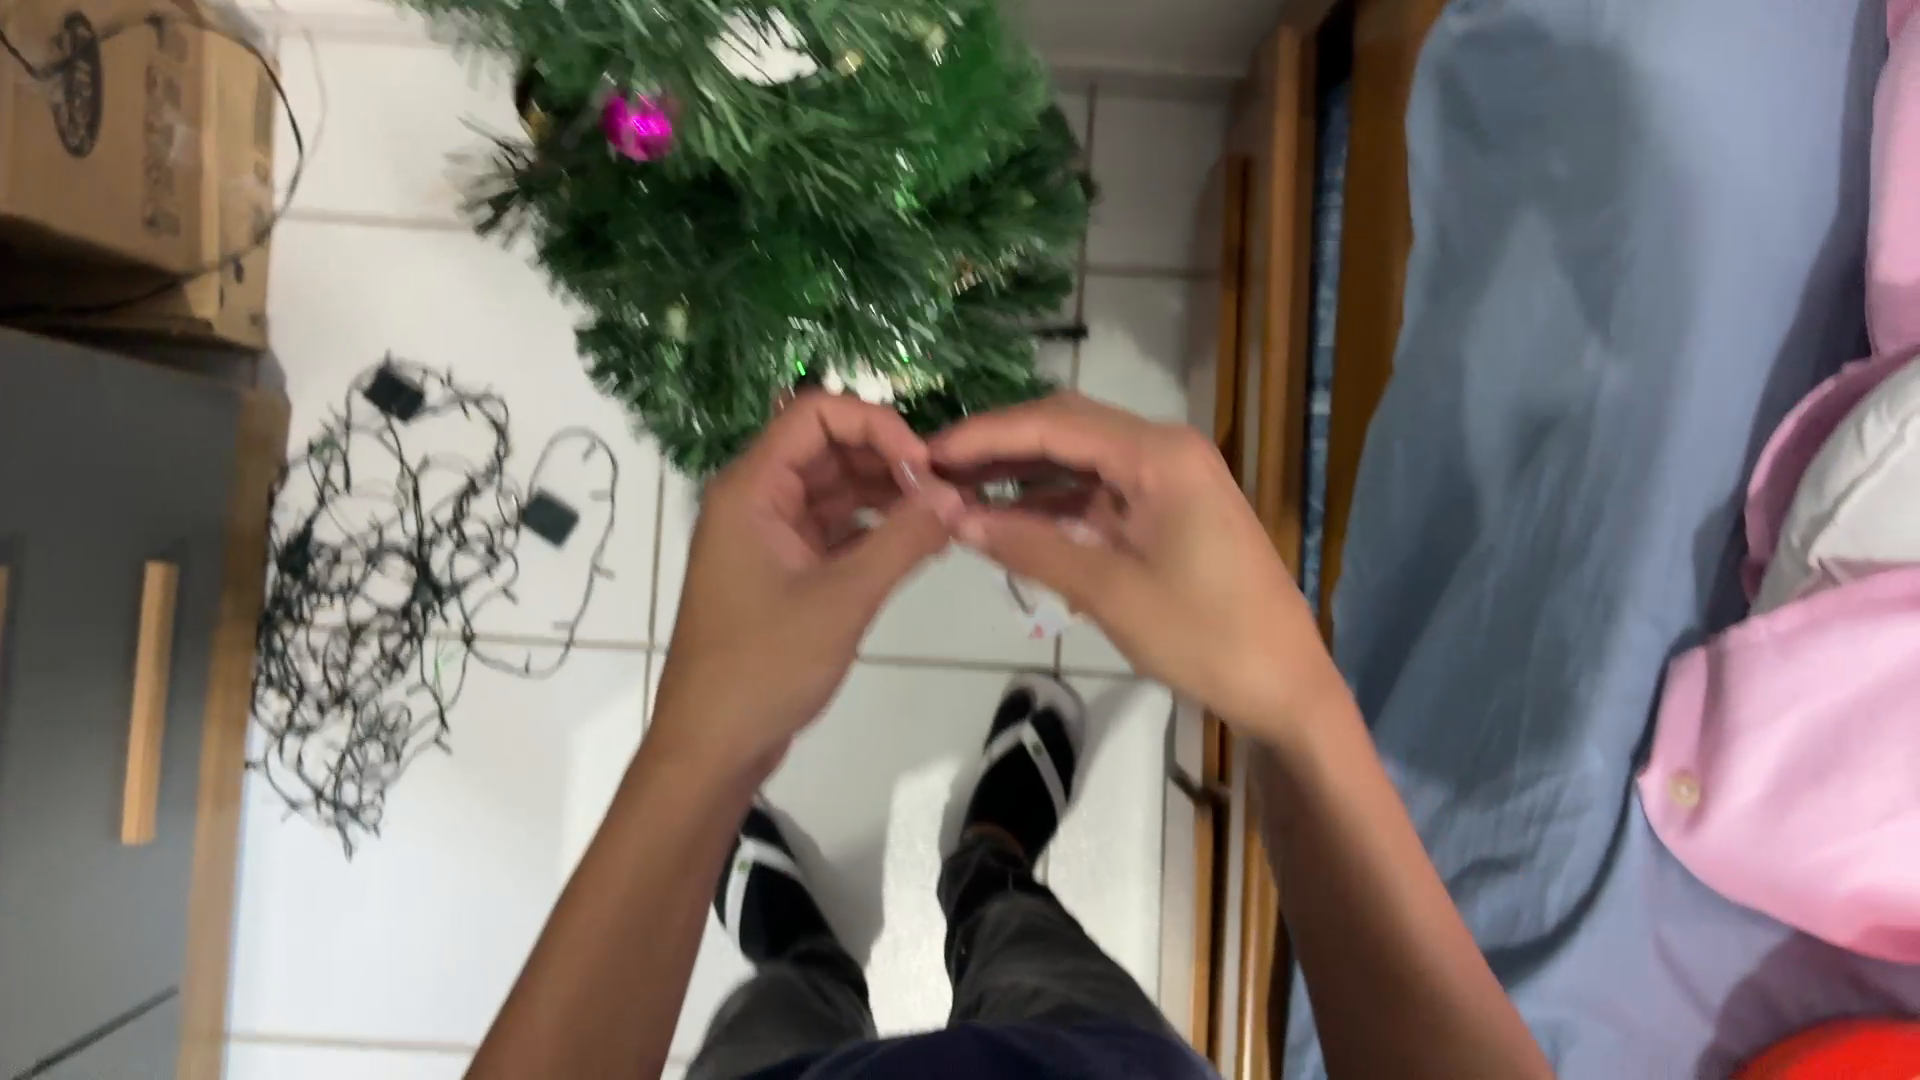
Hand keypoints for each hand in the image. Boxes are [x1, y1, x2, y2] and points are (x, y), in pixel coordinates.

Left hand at [650, 393, 963, 777]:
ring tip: (943, 517)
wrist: (713, 746)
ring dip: (887, 497)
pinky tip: (920, 545)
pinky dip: (875, 533)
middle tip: (946, 493)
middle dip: (888, 462)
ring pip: (836, 492)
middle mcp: (758, 501)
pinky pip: (835, 532)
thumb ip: (903, 540)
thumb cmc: (764, 666)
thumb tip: (956, 496)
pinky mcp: (785, 571)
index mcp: (752, 490)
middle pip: (828, 451)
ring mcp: (771, 538)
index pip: (815, 415)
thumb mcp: (843, 598)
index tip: (923, 465)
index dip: (875, 425)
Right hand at [931, 393, 1344, 744]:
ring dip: (1023, 473)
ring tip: (959, 490)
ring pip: (1079, 459)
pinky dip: (1053, 502)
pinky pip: (1098, 491)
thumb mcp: (1110, 593)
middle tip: (937, 471)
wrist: (1286, 685)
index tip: (928, 454)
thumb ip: (1031, 548)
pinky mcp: (1167, 509)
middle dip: (999, 446)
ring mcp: (1169, 479)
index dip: (985, 436)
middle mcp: (1165, 450)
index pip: (1055, 424)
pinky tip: (1009, 517)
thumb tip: (956, 517)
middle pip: (1066, 428)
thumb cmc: (1206, 639)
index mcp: (1160, 456)